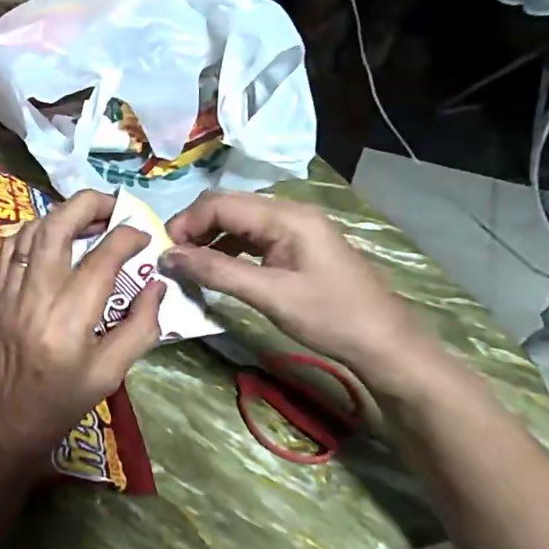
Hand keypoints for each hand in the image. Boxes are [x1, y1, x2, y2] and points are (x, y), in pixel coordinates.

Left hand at [0, 190, 165, 461]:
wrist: (12, 415)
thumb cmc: (67, 398)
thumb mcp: (113, 372)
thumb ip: (140, 325)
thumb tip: (157, 283)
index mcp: (69, 321)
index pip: (100, 260)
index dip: (126, 238)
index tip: (144, 235)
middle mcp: (35, 297)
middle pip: (56, 228)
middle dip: (87, 205)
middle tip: (115, 206)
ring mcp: (10, 291)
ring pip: (31, 231)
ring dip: (61, 215)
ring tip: (89, 218)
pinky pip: (11, 247)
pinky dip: (34, 231)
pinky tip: (55, 236)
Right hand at [162, 192, 427, 371]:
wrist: (386, 345)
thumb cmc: (330, 318)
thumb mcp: (269, 295)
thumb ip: (216, 271)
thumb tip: (167, 257)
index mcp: (286, 217)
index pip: (220, 204)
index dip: (186, 223)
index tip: (163, 253)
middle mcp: (289, 212)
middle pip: (227, 206)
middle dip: (193, 228)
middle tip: (171, 259)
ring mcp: (294, 227)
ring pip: (237, 220)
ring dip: (208, 238)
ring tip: (188, 266)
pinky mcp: (296, 245)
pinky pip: (250, 236)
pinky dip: (226, 248)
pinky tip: (216, 269)